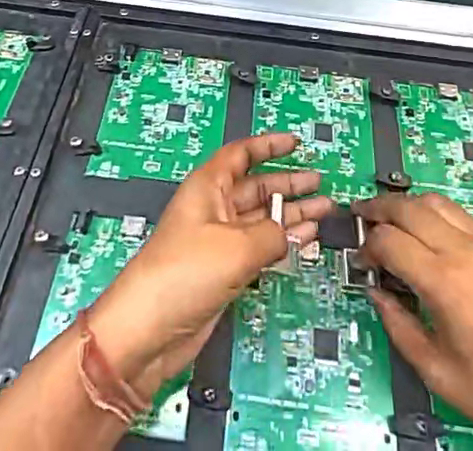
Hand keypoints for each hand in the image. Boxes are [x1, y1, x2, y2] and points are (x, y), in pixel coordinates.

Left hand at [87, 134, 334, 397]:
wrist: (149, 329)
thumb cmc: (182, 273)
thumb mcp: (236, 246)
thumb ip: (272, 233)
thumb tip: (292, 233)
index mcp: (208, 186)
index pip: (241, 154)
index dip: (269, 145)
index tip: (295, 143)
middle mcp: (214, 208)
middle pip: (257, 186)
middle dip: (288, 183)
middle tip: (319, 182)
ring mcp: (220, 240)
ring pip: (262, 217)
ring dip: (292, 214)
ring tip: (323, 210)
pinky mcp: (225, 269)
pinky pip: (261, 246)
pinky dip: (283, 242)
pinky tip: (305, 237)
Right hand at [357, 194, 472, 450]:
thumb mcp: (439, 372)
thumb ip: (399, 327)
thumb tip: (377, 295)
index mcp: (446, 282)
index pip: (389, 240)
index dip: (367, 247)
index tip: (361, 262)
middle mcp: (465, 252)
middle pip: (408, 206)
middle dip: (378, 208)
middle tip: (361, 218)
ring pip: (435, 201)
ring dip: (406, 203)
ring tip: (389, 217)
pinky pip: (459, 213)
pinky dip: (434, 211)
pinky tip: (426, 230)